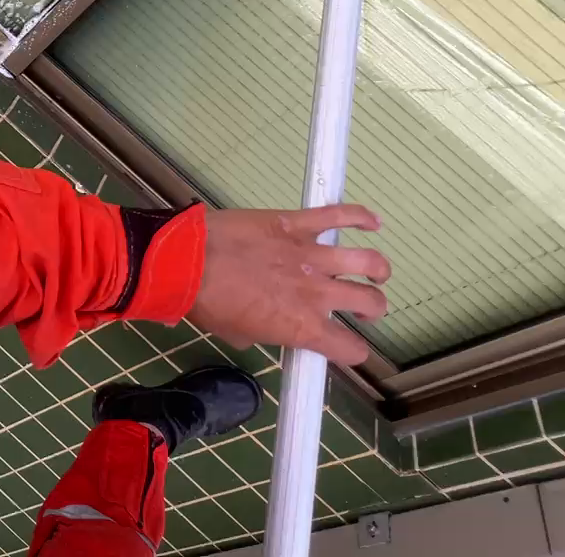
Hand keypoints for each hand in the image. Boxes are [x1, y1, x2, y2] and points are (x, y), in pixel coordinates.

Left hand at [185, 205, 389, 365]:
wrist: (187, 259)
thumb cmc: (206, 301)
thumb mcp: (236, 333)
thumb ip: (262, 333)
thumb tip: (261, 327)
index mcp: (304, 327)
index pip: (351, 349)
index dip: (349, 350)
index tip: (342, 344)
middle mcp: (317, 292)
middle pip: (370, 302)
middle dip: (371, 308)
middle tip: (360, 306)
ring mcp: (310, 254)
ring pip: (367, 260)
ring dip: (377, 269)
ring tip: (375, 272)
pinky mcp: (295, 223)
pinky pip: (337, 214)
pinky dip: (361, 215)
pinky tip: (372, 221)